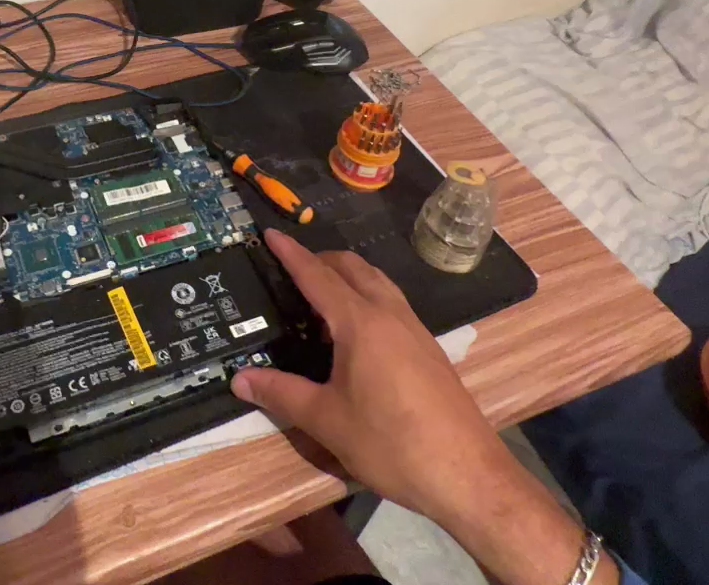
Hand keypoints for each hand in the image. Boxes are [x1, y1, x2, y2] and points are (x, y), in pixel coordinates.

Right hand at [230, 228, 503, 521]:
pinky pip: (391, 302)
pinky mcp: (429, 348)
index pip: (318, 275)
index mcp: (360, 323)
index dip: (291, 253)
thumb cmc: (391, 443)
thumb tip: (240, 379)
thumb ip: (281, 394)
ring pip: (377, 281)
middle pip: (352, 267)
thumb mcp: (327, 421)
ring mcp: (414, 329)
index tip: (270, 233)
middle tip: (291, 268)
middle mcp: (389, 314)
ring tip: (321, 297)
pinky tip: (356, 332)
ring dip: (347, 275)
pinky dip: (366, 296)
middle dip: (320, 258)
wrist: (468, 475)